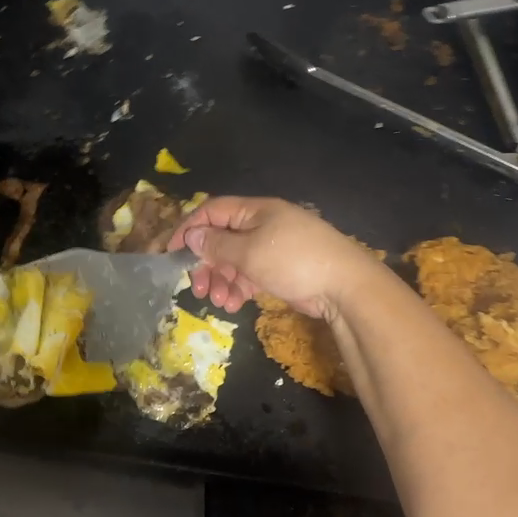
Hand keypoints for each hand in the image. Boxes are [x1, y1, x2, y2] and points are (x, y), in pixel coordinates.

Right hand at [167, 196, 387, 319]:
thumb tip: (192, 236)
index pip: (212, 211)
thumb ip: (216, 245)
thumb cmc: (293, 260)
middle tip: (196, 286)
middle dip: (206, 263)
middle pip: (221, 239)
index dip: (189, 229)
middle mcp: (262, 225)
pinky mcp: (280, 269)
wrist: (345, 287)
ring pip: (234, 260)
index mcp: (255, 211)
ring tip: (217, 301)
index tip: (172, 252)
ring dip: (221, 280)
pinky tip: (234, 305)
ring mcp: (272, 248)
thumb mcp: (248, 252)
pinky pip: (250, 274)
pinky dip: (239, 288)